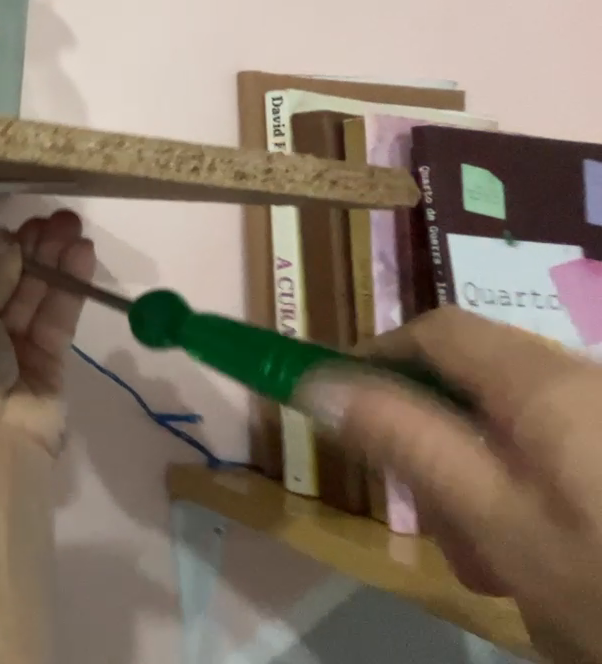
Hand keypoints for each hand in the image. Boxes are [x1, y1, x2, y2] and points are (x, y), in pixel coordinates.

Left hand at [0, 210, 95, 452]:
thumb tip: (6, 242)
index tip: (23, 224)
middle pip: (4, 285)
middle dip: (30, 251)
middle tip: (59, 217)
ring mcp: (9, 353)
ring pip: (33, 299)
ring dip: (53, 263)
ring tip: (75, 227)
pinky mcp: (47, 369)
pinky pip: (55, 321)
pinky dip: (68, 291)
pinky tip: (81, 257)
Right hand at [300, 309, 601, 662]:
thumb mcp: (505, 527)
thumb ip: (407, 443)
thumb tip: (315, 381)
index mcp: (552, 389)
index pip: (438, 331)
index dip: (376, 356)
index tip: (337, 403)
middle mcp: (600, 388)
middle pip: (484, 382)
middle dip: (436, 437)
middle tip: (429, 514)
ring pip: (534, 426)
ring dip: (491, 475)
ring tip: (500, 557)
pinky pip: (584, 451)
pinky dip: (552, 492)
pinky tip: (563, 555)